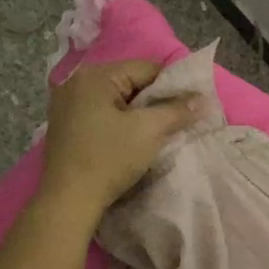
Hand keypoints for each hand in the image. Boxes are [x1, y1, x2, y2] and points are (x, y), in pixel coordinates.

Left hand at [40, 60, 200, 211]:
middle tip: (177, 120)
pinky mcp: (65, 125)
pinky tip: (130, 139)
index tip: (191, 106)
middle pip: (130, 82)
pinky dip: (120, 122)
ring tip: (156, 132)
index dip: (173, 85)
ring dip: (139, 113)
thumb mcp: (149, 131)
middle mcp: (76, 82)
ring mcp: (66, 104)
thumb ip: (178, 110)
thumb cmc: (109, 158)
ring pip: (117, 100)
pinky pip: (102, 113)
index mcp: (95, 76)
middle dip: (156, 100)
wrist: (69, 200)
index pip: (146, 68)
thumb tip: (203, 99)